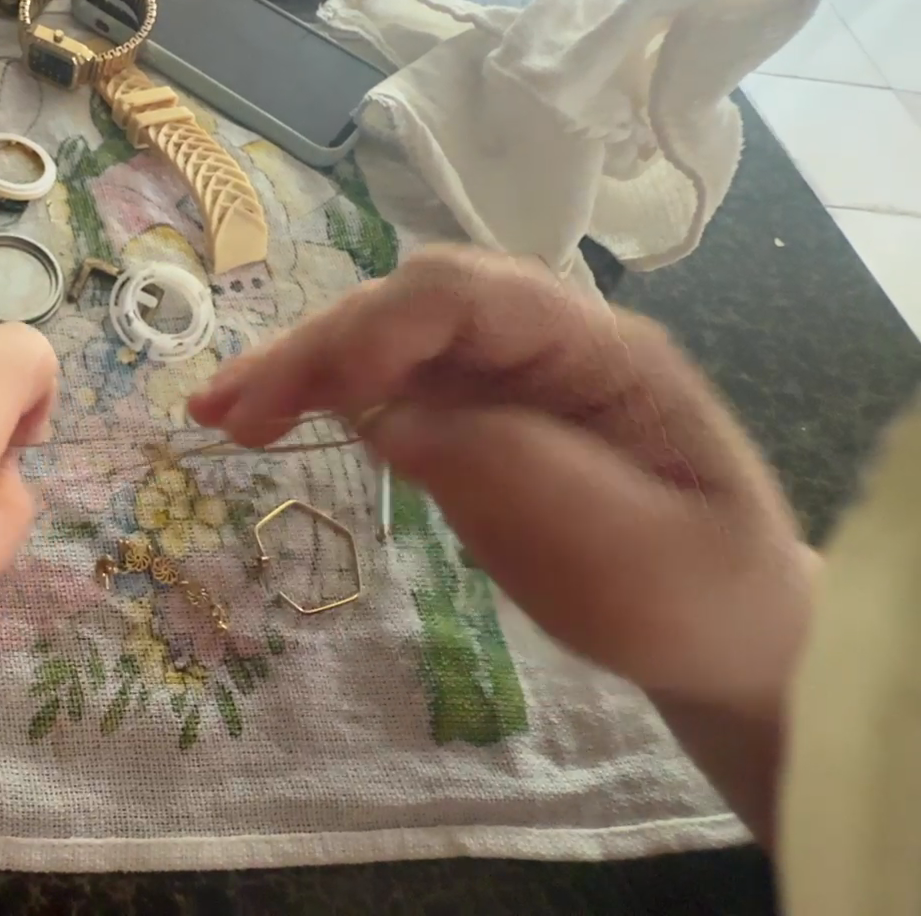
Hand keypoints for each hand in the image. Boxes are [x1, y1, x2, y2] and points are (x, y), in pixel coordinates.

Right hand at [188, 248, 814, 717]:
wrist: (705, 625)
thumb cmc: (683, 595)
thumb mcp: (623, 549)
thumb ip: (509, 469)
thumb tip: (385, 420)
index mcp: (592, 348)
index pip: (466, 294)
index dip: (383, 328)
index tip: (335, 399)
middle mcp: (525, 340)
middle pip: (395, 307)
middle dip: (308, 350)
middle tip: (230, 411)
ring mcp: (479, 371)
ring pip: (363, 339)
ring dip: (285, 369)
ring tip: (215, 412)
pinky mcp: (443, 406)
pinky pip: (358, 383)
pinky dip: (298, 397)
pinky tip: (251, 419)